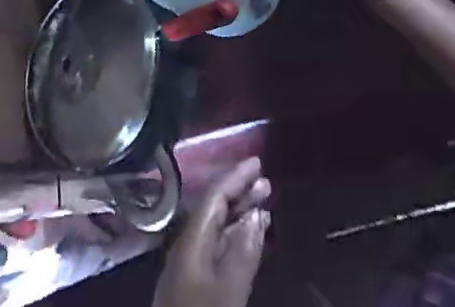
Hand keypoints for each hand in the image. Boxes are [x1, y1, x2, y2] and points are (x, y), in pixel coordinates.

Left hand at [152, 157, 270, 306]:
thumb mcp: (228, 291)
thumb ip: (243, 252)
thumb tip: (258, 213)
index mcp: (190, 242)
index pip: (213, 198)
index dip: (236, 177)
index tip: (259, 162)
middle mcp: (186, 249)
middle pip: (213, 211)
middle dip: (240, 194)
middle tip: (268, 184)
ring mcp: (188, 270)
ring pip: (215, 231)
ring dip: (239, 216)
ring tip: (265, 207)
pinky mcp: (194, 290)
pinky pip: (216, 250)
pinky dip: (235, 240)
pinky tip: (249, 242)